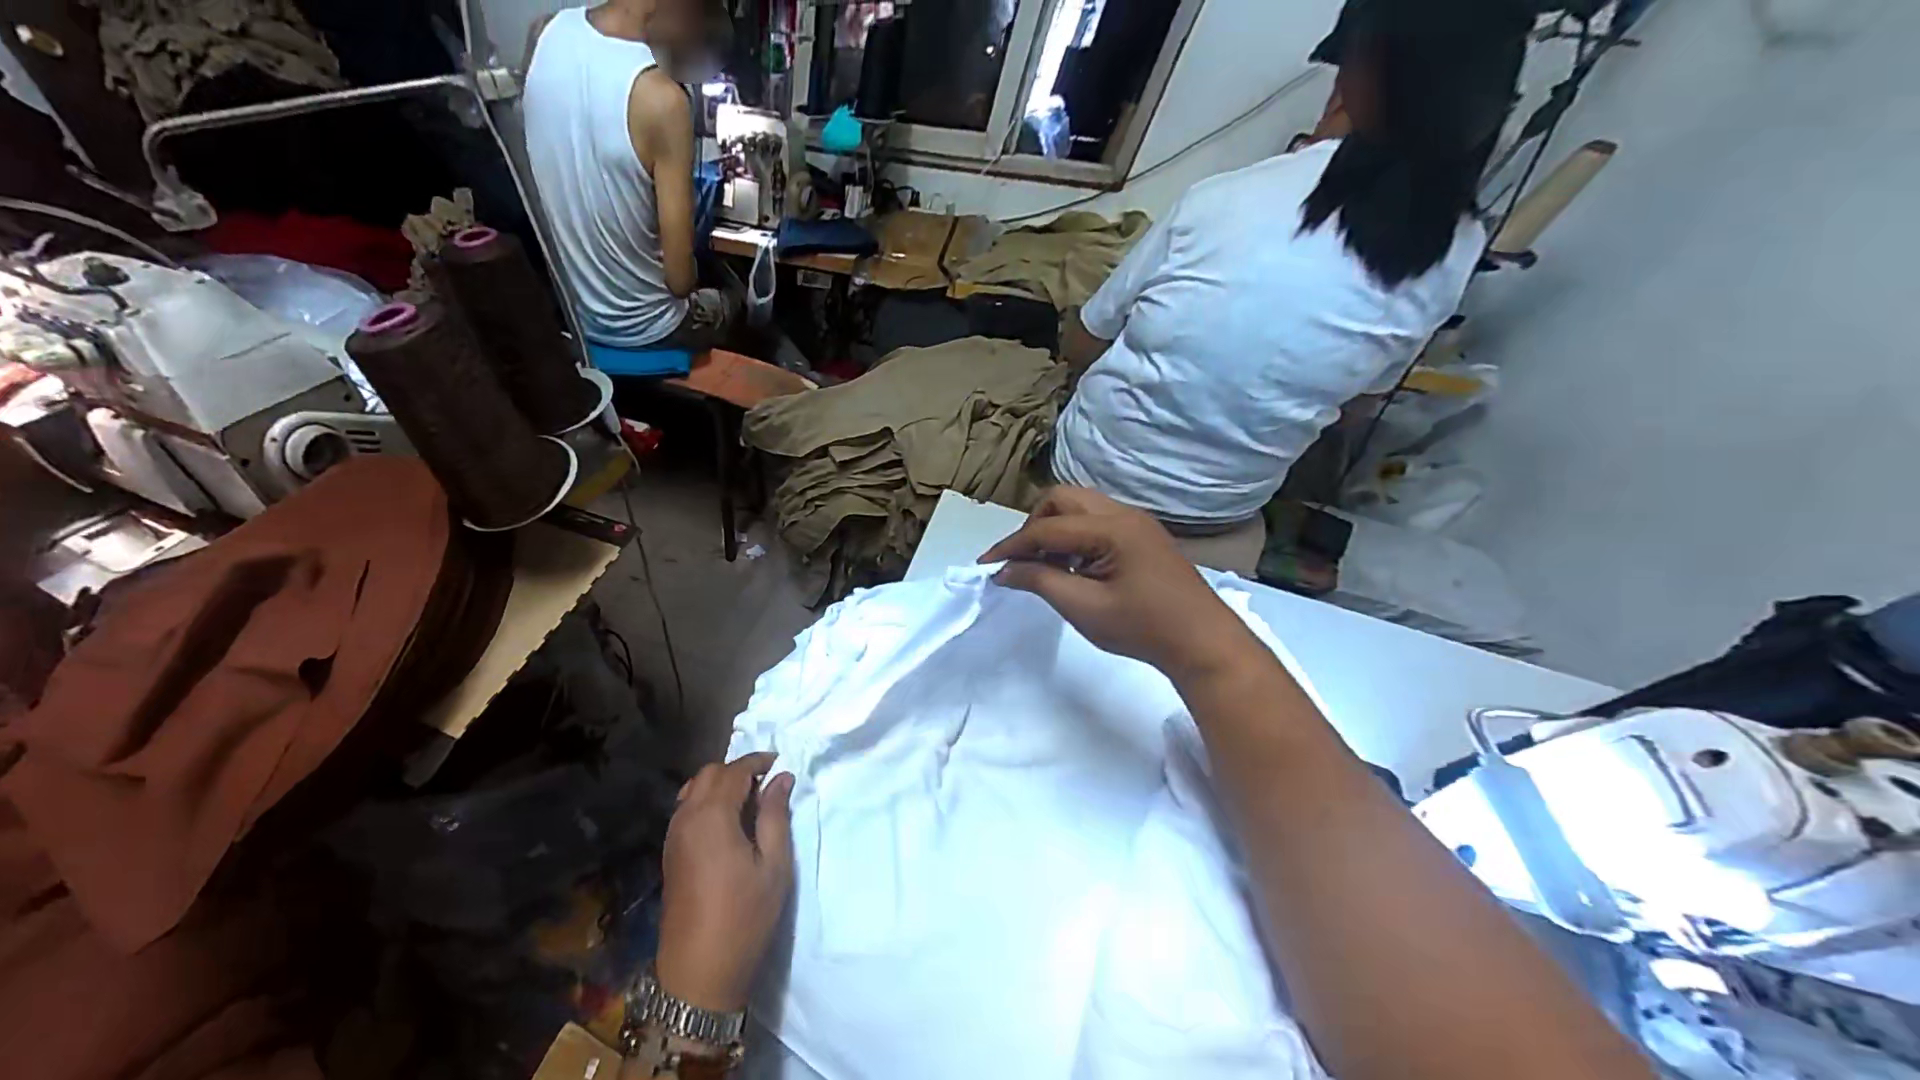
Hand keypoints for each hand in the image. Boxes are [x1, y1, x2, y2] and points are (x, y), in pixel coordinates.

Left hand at [656, 752, 794, 1012]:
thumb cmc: (744, 916)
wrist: (698, 972)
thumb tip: (781, 778)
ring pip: (694, 790)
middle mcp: (686, 818)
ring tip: (750, 803)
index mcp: (711, 816)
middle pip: (709, 774)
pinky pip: (687, 810)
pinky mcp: (670, 854)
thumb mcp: (774, 865)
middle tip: (767, 784)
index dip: (758, 761)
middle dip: (738, 770)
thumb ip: (775, 815)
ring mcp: (673, 837)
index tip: (781, 763)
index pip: (734, 770)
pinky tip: (729, 824)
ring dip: (721, 785)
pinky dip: (708, 802)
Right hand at [980, 487, 1266, 684]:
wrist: (1204, 642)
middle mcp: (1124, 514)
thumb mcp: (1085, 607)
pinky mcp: (1144, 536)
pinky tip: (1075, 569)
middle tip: (1022, 562)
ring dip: (1055, 530)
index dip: (1011, 546)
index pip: (1046, 528)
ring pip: (1081, 508)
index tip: (985, 565)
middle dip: (1034, 526)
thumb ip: (1040, 582)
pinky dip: (1076, 537)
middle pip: (1062, 500)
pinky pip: (1098, 522)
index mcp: (1111, 528)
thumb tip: (1005, 571)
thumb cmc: (1143, 628)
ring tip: (1046, 568)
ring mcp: (1137, 523)